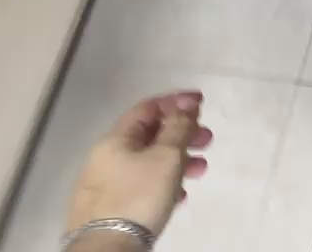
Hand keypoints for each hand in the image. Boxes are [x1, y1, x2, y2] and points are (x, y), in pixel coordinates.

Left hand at [65, 91, 211, 240]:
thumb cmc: (139, 194)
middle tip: (207, 140)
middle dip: (183, 134)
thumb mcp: (167, 154)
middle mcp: (105, 159)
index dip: (177, 101)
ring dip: (179, 160)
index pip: (148, 107)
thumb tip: (186, 104)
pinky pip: (142, 185)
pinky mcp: (108, 210)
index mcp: (115, 141)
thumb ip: (179, 125)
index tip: (202, 103)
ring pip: (148, 161)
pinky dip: (164, 182)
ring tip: (200, 171)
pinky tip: (179, 195)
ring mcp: (104, 187)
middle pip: (150, 135)